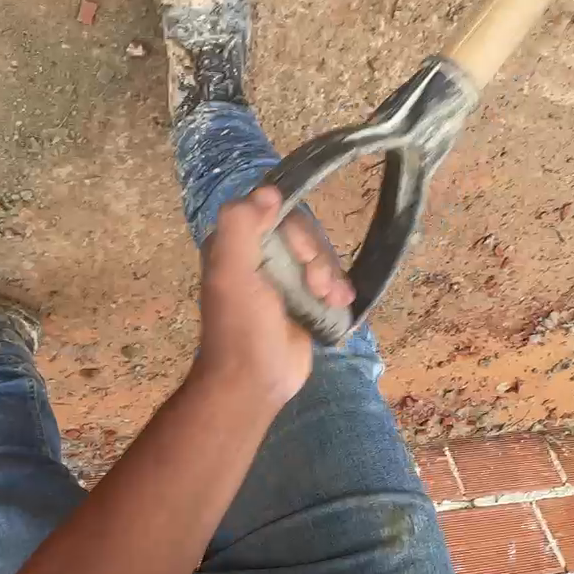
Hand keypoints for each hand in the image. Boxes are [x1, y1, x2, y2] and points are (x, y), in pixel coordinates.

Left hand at [192, 187, 353, 411]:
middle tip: (318, 287)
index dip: (298, 234)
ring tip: (331, 300)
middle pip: (304, 237)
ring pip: (319, 260)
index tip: (303, 258)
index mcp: (236, 245)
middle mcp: (258, 259)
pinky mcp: (303, 306)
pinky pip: (329, 284)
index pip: (277, 215)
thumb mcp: (232, 271)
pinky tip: (341, 304)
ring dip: (331, 276)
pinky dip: (339, 291)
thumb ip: (241, 224)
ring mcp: (282, 283)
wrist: (253, 382)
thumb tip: (270, 191)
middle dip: (318, 259)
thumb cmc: (242, 327)